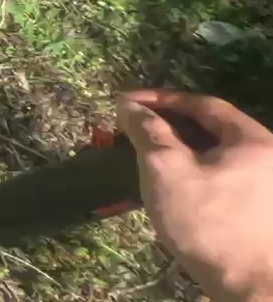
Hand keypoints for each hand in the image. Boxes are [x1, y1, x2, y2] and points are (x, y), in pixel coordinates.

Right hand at [119, 89, 272, 301]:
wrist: (254, 286)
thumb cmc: (208, 219)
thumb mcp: (164, 166)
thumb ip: (147, 129)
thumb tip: (131, 105)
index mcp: (256, 144)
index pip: (204, 104)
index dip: (160, 98)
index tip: (124, 102)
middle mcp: (271, 160)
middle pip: (215, 127)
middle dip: (168, 122)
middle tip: (131, 127)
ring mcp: (272, 187)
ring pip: (221, 151)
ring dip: (181, 144)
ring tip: (146, 151)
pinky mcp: (267, 208)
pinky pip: (230, 172)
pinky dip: (198, 165)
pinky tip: (175, 177)